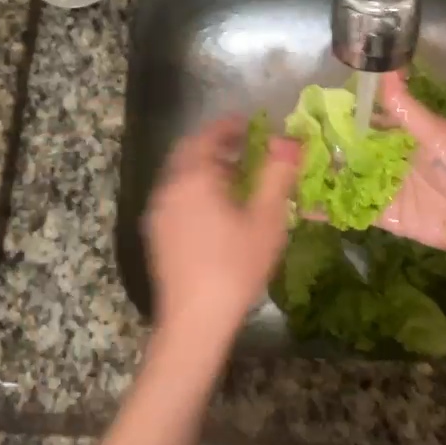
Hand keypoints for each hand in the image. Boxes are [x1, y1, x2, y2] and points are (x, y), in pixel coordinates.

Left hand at [144, 117, 301, 345]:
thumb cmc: (234, 267)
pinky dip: (195, 190)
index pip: (206, 136)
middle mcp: (168, 187)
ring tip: (236, 180)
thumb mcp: (266, 220)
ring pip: (180, 176)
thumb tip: (289, 141)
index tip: (249, 123)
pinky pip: (175, 197)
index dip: (228, 126)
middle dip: (216, 146)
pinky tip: (218, 211)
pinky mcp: (156, 234)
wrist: (194, 320)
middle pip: (189, 153)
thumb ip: (277, 175)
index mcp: (192, 177)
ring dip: (206, 169)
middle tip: (244, 149)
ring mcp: (158, 212)